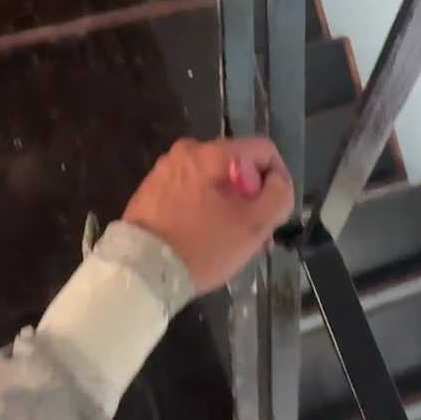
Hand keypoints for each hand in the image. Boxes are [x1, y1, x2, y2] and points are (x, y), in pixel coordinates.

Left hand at [122, 137, 294, 292]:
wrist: (141, 269)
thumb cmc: (202, 246)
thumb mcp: (252, 226)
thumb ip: (278, 196)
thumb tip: (278, 181)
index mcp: (214, 153)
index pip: (263, 150)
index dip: (279, 178)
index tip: (276, 211)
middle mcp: (188, 150)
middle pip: (237, 165)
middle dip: (252, 197)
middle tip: (257, 234)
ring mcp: (167, 168)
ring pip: (213, 180)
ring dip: (229, 205)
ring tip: (232, 241)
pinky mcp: (152, 187)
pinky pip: (190, 189)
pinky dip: (205, 207)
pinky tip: (205, 237)